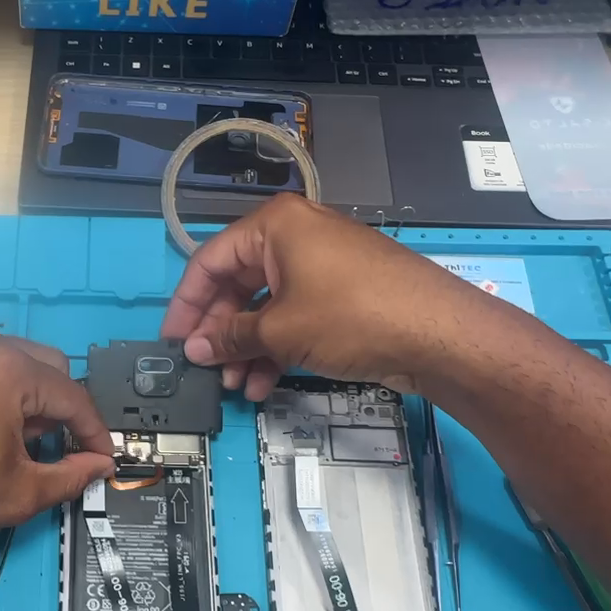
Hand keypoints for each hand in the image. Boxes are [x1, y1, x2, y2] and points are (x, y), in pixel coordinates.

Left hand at [0, 328, 114, 595]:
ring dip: (33, 401)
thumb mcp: (19, 492)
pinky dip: (2, 395)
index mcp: (7, 369)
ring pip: (16, 366)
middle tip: (65, 452)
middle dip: (63, 410)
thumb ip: (71, 475)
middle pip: (48, 368)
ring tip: (27, 448)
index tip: (105, 458)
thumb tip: (100, 466)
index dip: (95, 432)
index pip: (72, 396)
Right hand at [161, 194, 494, 400]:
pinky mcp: (338, 295)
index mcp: (275, 226)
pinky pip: (291, 318)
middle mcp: (295, 238)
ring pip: (264, 307)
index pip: (210, 261)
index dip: (186, 304)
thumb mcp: (280, 330)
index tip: (172, 339)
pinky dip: (275, 348)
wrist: (438, 334)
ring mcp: (319, 266)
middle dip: (220, 332)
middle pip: (237, 286)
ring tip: (236, 384)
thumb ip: (229, 338)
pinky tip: (263, 383)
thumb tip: (194, 349)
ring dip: (246, 348)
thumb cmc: (352, 316)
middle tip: (204, 367)